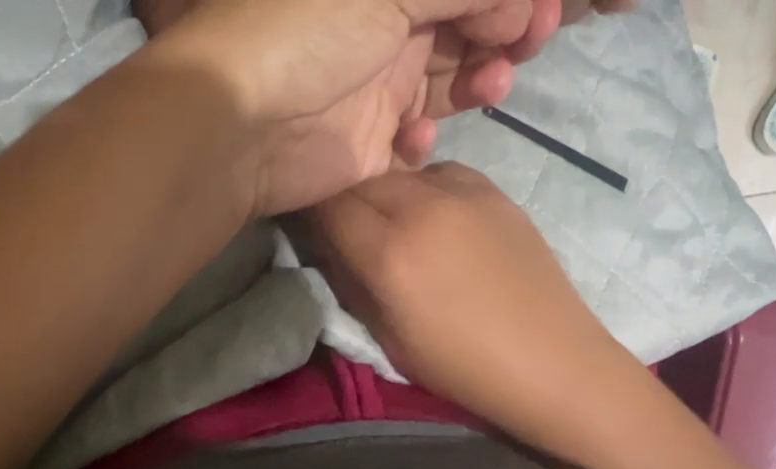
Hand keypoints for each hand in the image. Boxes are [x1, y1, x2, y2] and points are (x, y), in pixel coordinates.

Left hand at [140, 0, 575, 213]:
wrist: (242, 125)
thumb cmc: (307, 31)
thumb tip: (515, 6)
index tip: (533, 12)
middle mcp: (382, 30)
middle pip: (463, 27)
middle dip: (504, 32)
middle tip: (526, 44)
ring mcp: (375, 90)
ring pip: (448, 83)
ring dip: (478, 80)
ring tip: (492, 86)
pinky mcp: (366, 147)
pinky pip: (413, 142)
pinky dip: (423, 139)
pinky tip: (415, 137)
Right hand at [295, 163, 624, 417]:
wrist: (549, 360)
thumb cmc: (461, 367)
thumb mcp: (388, 339)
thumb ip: (353, 285)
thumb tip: (332, 250)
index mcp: (389, 252)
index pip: (328, 205)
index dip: (310, 213)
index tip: (308, 230)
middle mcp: (422, 206)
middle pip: (361, 178)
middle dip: (344, 199)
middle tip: (343, 229)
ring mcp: (464, 191)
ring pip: (401, 172)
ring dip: (385, 192)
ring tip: (392, 227)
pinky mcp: (495, 190)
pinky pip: (440, 176)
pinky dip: (424, 192)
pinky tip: (433, 225)